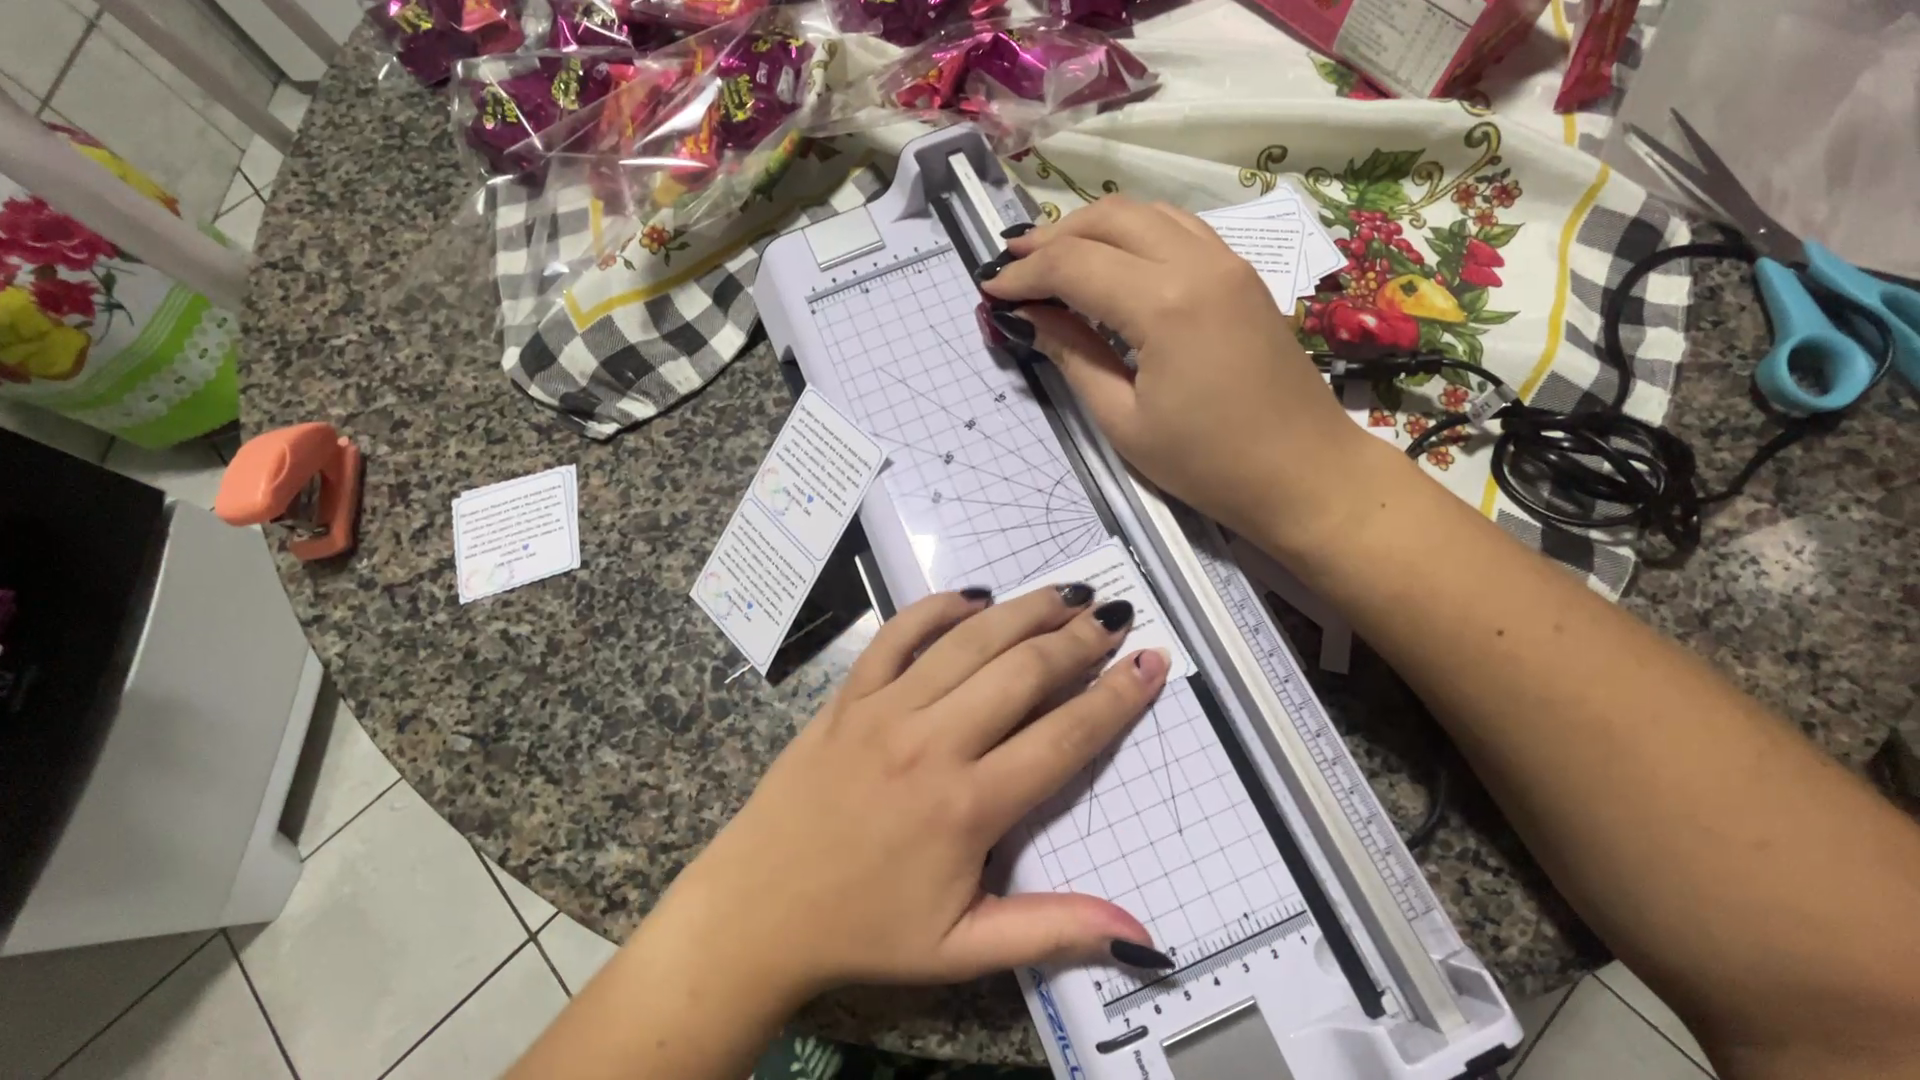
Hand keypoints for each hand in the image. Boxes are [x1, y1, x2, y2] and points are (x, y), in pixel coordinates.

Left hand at [657, 586, 1174, 1007]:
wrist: (757, 911)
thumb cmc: (865, 931)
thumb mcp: (962, 949)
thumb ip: (1051, 929)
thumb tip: (1139, 931)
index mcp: (968, 807)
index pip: (1063, 737)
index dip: (1116, 697)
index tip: (1151, 662)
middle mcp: (931, 744)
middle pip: (1022, 672)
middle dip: (1078, 639)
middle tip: (1116, 617)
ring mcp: (884, 712)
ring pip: (968, 642)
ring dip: (1024, 611)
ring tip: (1067, 594)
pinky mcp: (847, 698)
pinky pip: (897, 636)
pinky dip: (938, 608)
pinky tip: (975, 597)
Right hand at [981, 196, 1387, 553]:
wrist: (1304, 474)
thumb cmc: (1209, 464)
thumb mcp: (1124, 421)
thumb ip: (1073, 356)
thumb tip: (1030, 318)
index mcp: (1164, 304)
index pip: (1075, 265)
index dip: (1024, 274)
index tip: (990, 289)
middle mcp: (1197, 264)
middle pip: (1109, 219)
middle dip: (1053, 236)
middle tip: (1012, 264)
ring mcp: (1227, 263)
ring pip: (1146, 213)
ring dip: (1094, 226)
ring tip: (1055, 257)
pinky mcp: (1242, 275)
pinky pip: (1178, 229)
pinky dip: (1135, 233)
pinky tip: (1113, 262)